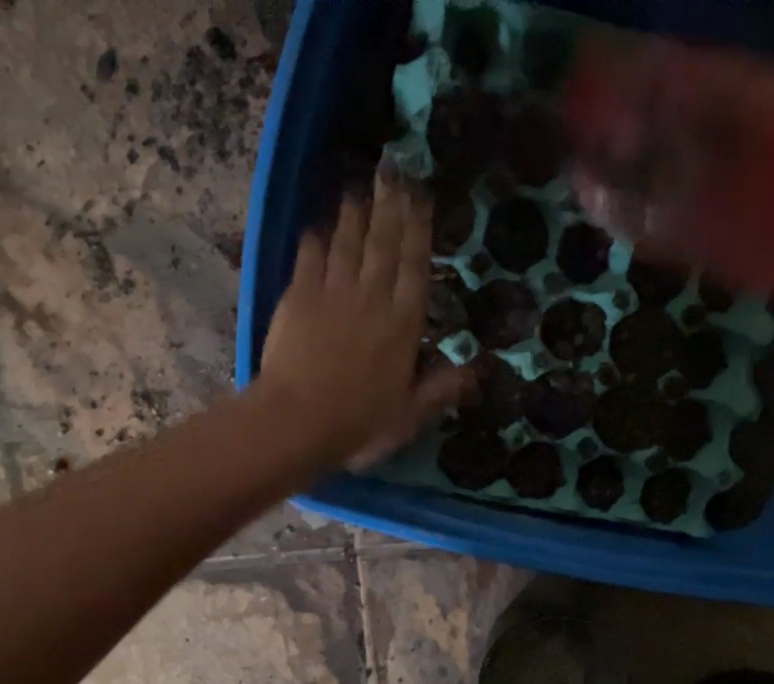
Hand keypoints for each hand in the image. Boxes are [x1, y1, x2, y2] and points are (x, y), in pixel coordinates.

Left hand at [255, 171, 476, 468]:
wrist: (296, 421)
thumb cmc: (359, 423)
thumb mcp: (410, 415)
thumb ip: (442, 389)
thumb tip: (477, 370)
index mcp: (404, 324)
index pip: (416, 267)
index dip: (420, 230)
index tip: (422, 198)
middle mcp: (372, 298)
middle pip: (383, 244)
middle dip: (391, 206)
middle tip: (394, 171)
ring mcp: (332, 294)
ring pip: (347, 245)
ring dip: (354, 215)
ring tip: (360, 189)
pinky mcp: (297, 299)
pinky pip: (309, 260)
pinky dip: (315, 241)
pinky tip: (317, 226)